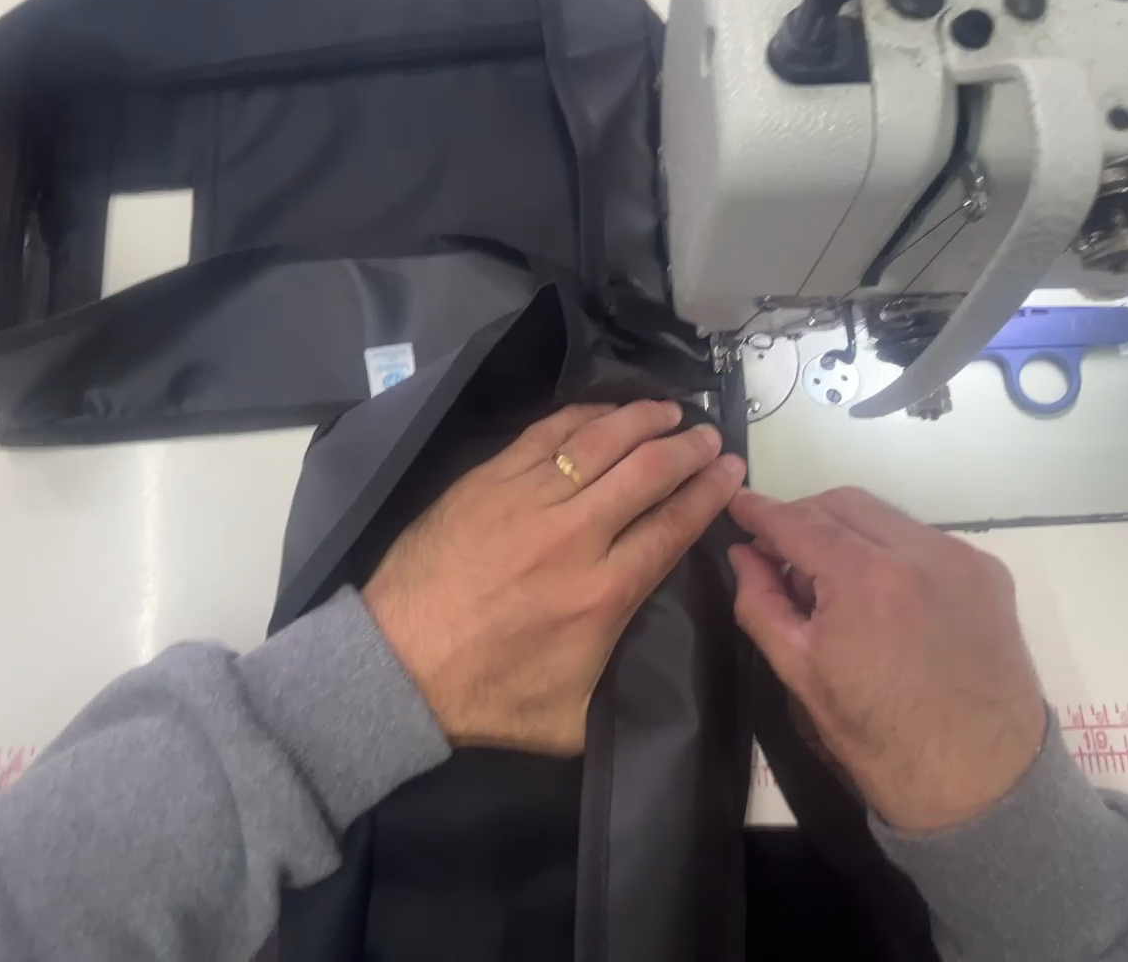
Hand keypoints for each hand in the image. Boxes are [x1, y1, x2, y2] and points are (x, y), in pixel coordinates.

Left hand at [363, 401, 746, 755]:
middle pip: (647, 473)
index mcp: (603, 593)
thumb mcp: (573, 717)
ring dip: (644, 420)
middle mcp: (574, 535)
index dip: (709, 493)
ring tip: (670, 410)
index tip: (730, 471)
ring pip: (600, 443)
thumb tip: (651, 639)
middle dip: (688, 449)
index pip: (673, 526)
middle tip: (710, 436)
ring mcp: (528, 499)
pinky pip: (546, 434)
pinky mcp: (488, 480)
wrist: (397, 665)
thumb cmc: (485, 695)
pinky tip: (605, 411)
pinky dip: (583, 416)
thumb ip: (622, 677)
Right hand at [727, 488, 1046, 830]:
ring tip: (831, 580)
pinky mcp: (989, 572)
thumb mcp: (798, 670)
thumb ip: (760, 600)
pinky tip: (878, 593)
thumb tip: (743, 553)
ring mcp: (962, 557)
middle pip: (841, 502)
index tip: (736, 505)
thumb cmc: (878, 735)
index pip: (798, 521)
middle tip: (779, 554)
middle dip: (802, 517)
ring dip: (845, 530)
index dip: (760, 510)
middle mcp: (920, 551)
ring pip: (883, 515)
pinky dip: (886, 549)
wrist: (981, 784)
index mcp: (866, 578)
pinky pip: (919, 538)